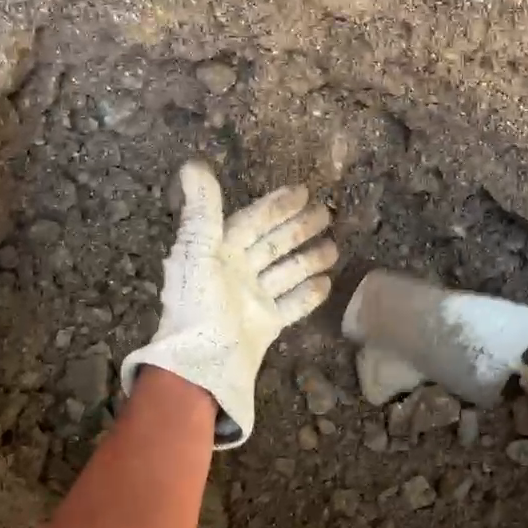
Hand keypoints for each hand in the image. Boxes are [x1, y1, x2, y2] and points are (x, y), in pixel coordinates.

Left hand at [121, 161, 337, 447]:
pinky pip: (290, 304)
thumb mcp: (197, 252)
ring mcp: (251, 300)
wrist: (204, 363)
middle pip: (272, 244)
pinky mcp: (265, 325)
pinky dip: (308, 293)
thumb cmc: (199, 305)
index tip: (302, 191)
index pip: (251, 222)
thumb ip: (202, 210)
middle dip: (298, 228)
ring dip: (308, 258)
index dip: (275, 206)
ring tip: (334, 247)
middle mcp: (235, 273)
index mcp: (217, 253)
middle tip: (327, 213)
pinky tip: (327, 283)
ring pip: (285, 272)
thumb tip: (193, 164)